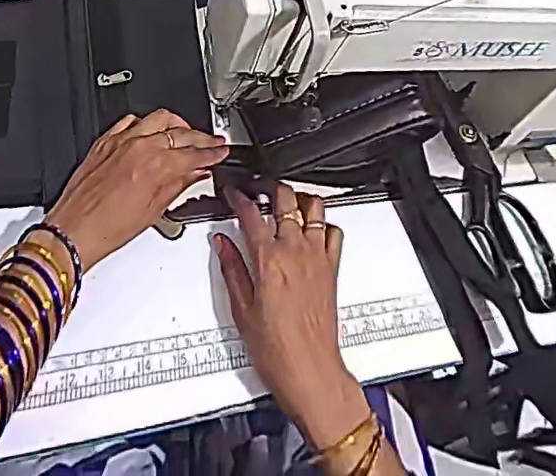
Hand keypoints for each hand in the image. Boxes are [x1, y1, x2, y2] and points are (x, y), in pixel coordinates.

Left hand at [44, 109, 227, 272]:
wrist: (72, 232)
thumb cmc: (107, 229)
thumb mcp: (154, 211)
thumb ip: (179, 185)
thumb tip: (196, 173)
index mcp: (157, 165)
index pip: (195, 152)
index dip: (213, 151)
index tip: (221, 151)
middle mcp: (141, 147)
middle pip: (182, 132)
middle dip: (202, 137)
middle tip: (212, 142)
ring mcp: (122, 141)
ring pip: (160, 118)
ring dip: (178, 124)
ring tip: (186, 132)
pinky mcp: (106, 141)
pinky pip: (131, 120)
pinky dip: (145, 123)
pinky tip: (150, 131)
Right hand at [213, 183, 370, 448]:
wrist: (309, 370)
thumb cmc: (276, 349)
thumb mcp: (241, 309)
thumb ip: (231, 268)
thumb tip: (222, 242)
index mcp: (268, 259)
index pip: (251, 212)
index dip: (238, 196)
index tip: (233, 192)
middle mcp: (295, 250)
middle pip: (285, 197)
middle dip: (268, 186)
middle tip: (258, 189)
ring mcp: (317, 255)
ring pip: (313, 205)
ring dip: (298, 198)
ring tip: (285, 201)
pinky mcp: (332, 265)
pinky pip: (333, 231)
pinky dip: (322, 223)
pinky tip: (312, 228)